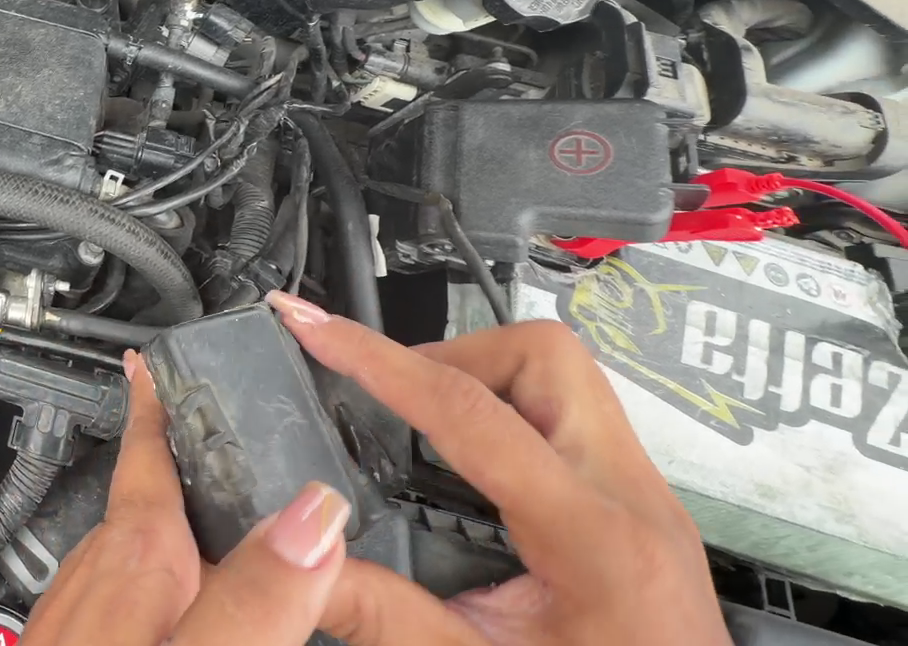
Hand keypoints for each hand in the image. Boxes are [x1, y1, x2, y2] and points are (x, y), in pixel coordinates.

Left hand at [20, 352, 355, 645]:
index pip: (147, 450)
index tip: (155, 359)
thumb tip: (318, 516)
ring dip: (169, 516)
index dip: (154, 401)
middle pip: (142, 490)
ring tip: (211, 508)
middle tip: (214, 432)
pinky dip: (157, 574)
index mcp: (133, 560)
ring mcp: (79, 617)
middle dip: (176, 457)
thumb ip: (258, 594)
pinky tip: (182, 601)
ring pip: (131, 544)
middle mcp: (96, 575)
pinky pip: (123, 591)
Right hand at [263, 291, 732, 645]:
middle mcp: (633, 497)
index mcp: (596, 541)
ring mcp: (641, 493)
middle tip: (386, 395)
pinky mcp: (631, 498)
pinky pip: (556, 408)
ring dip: (471, 374)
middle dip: (446, 353)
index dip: (374, 357)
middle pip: (540, 355)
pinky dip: (493, 404)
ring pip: (552, 369)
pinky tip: (456, 453)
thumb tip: (297, 545)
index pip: (469, 410)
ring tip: (415, 420)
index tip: (308, 323)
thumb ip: (380, 614)